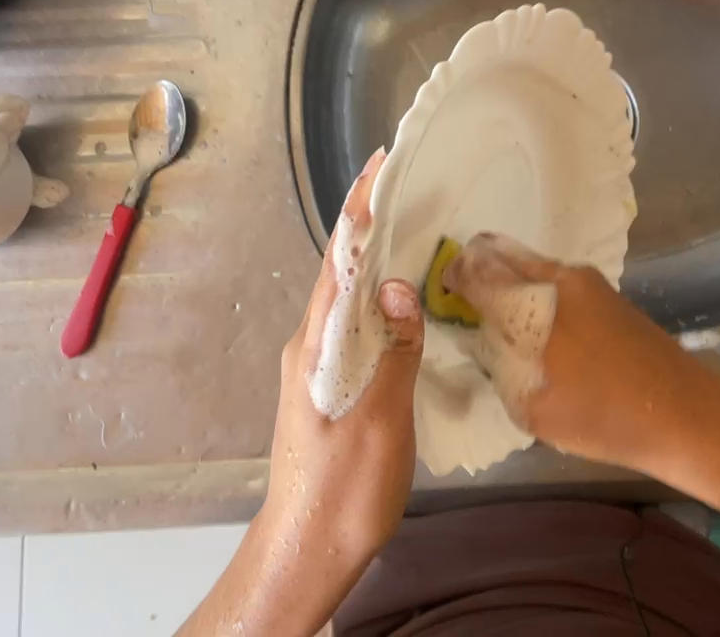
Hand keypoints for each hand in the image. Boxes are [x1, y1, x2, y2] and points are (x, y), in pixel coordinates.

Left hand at [259, 148, 423, 571]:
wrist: (305, 552)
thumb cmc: (342, 493)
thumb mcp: (379, 423)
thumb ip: (392, 353)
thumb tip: (401, 285)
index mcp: (316, 344)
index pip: (338, 260)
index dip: (359, 210)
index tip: (379, 166)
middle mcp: (310, 344)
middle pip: (341, 270)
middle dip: (371, 224)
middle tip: (409, 189)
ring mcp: (316, 364)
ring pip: (348, 297)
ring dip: (376, 259)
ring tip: (414, 229)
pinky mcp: (327, 384)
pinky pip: (356, 326)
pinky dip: (379, 299)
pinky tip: (405, 301)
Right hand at [441, 231, 711, 475]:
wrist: (683, 412)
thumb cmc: (601, 416)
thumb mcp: (531, 405)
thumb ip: (498, 363)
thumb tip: (484, 335)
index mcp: (530, 304)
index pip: (476, 270)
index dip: (453, 275)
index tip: (444, 288)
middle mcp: (555, 277)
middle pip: (501, 253)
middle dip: (477, 266)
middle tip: (465, 291)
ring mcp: (585, 281)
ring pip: (529, 263)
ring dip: (507, 277)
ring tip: (501, 312)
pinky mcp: (606, 292)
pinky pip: (554, 277)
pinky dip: (534, 287)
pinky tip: (540, 323)